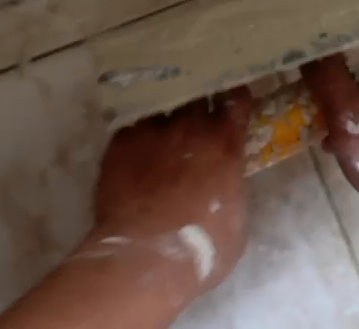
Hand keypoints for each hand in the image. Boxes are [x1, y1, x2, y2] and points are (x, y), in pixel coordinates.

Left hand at [78, 88, 253, 300]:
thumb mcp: (236, 220)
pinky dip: (139, 138)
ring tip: (163, 141)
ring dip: (168, 124)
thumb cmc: (202, 248)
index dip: (234, 101)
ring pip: (164, 112)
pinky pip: (134, 129)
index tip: (232, 105)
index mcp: (224, 144)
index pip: (235, 101)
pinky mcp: (122, 140)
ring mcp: (153, 130)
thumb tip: (225, 176)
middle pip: (198, 100)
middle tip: (197, 127)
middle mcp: (190, 127)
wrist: (144, 257)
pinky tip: (136, 155)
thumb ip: (232, 184)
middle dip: (200, 110)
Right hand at [301, 33, 358, 218]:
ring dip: (339, 85)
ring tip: (310, 92)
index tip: (314, 24)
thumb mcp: (343, 109)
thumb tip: (306, 47)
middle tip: (304, 57)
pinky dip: (350, 108)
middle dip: (335, 56)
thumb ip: (324, 73)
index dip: (343, 20)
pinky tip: (329, 129)